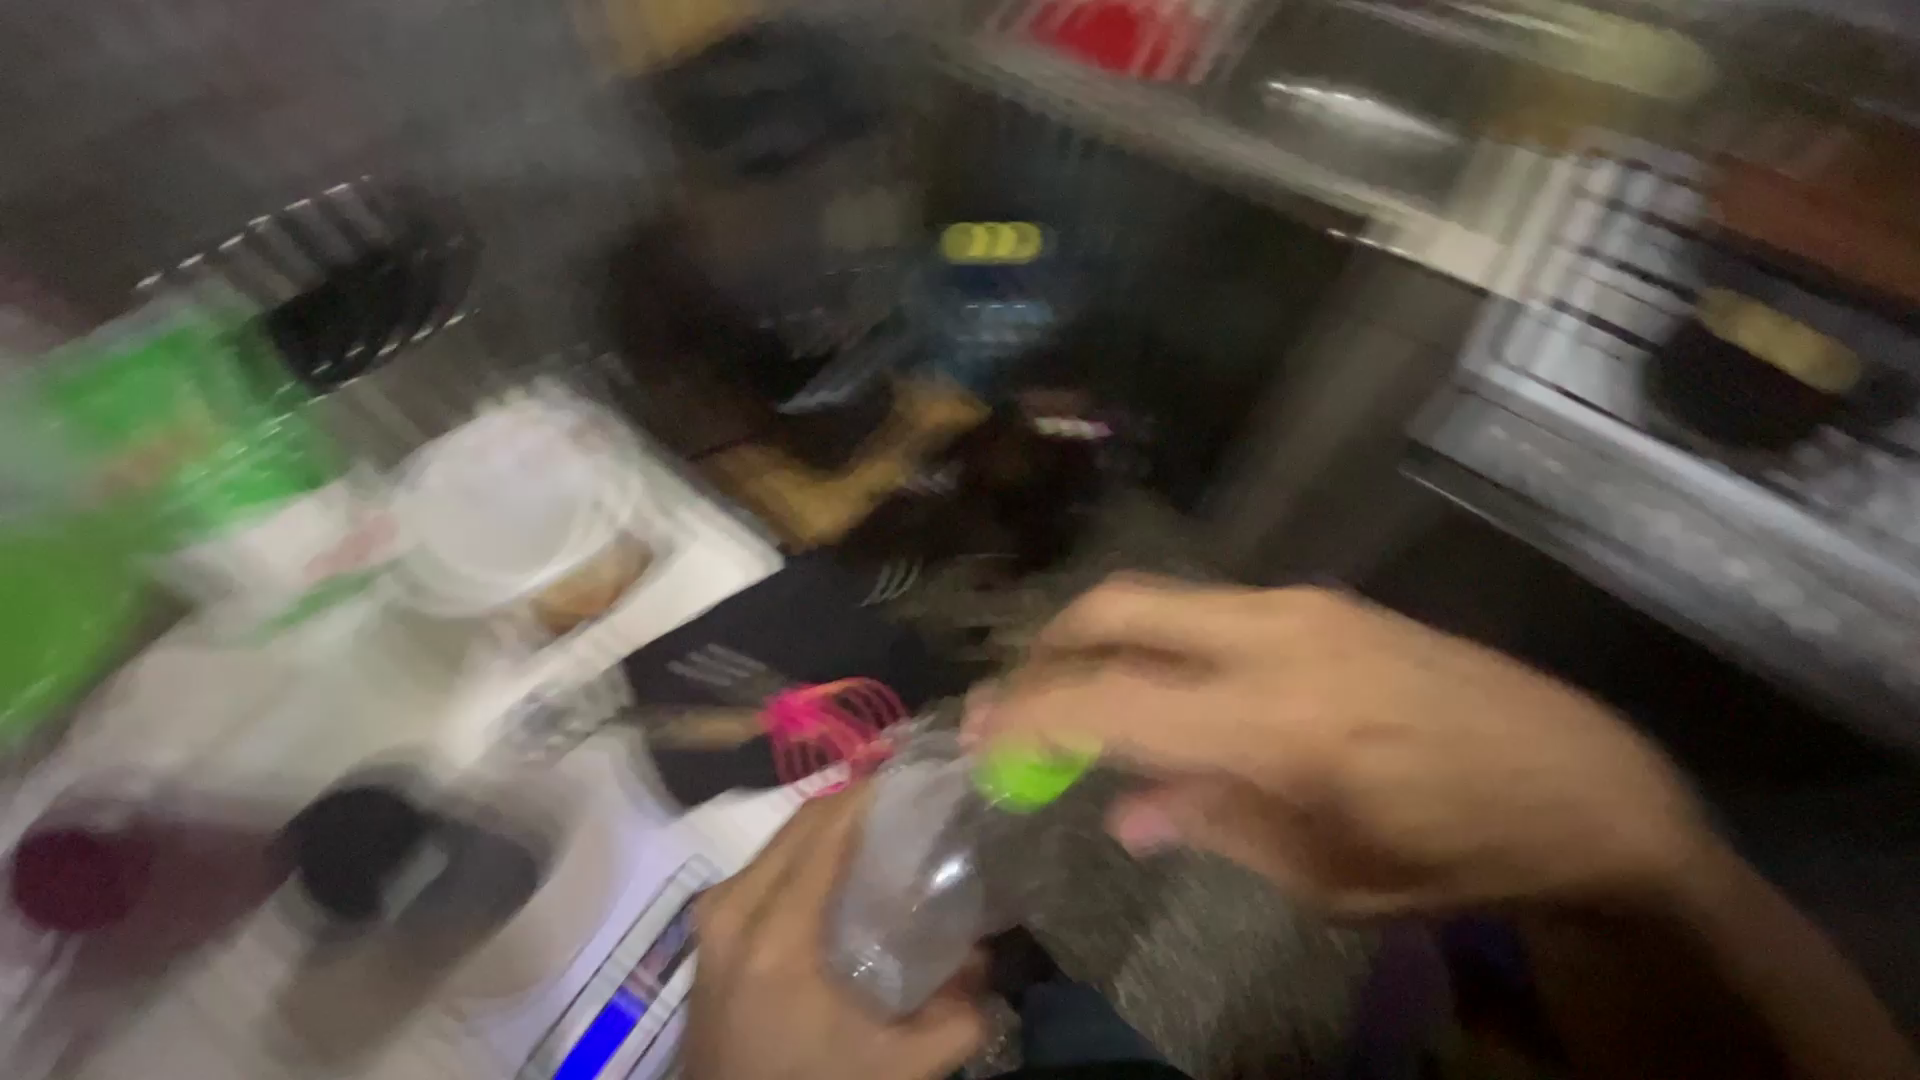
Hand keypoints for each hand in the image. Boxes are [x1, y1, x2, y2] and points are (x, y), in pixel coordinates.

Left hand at [686, 786, 986, 1079]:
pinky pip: (764, 860)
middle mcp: (734, 907)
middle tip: (906, 801)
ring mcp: (712, 914)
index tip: (915, 779)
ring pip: (780, 837)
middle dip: (856, 801)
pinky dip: (805, 847)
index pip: (826, 830)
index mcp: (777, 935)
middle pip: (802, 822)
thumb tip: (988, 965)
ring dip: (830, 822)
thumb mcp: (892, 1068)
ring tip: (879, 826)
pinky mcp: (707, 925)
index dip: (871, 794)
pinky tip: (838, 863)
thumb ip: (955, 1018)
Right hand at [967, 577, 1717, 915]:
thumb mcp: (1325, 875)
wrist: (1589, 786)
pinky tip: (1160, 684)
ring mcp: (1299, 604)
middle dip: (1046, 649)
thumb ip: (1209, 823)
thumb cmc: (1455, 854)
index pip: (1111, 703)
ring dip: (1097, 637)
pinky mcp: (1321, 598)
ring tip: (1074, 693)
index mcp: (1278, 724)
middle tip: (1014, 699)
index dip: (1030, 714)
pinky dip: (1153, 637)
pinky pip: (1203, 605)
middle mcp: (1275, 638)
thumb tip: (1122, 811)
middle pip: (1116, 608)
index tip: (976, 732)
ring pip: (1156, 597)